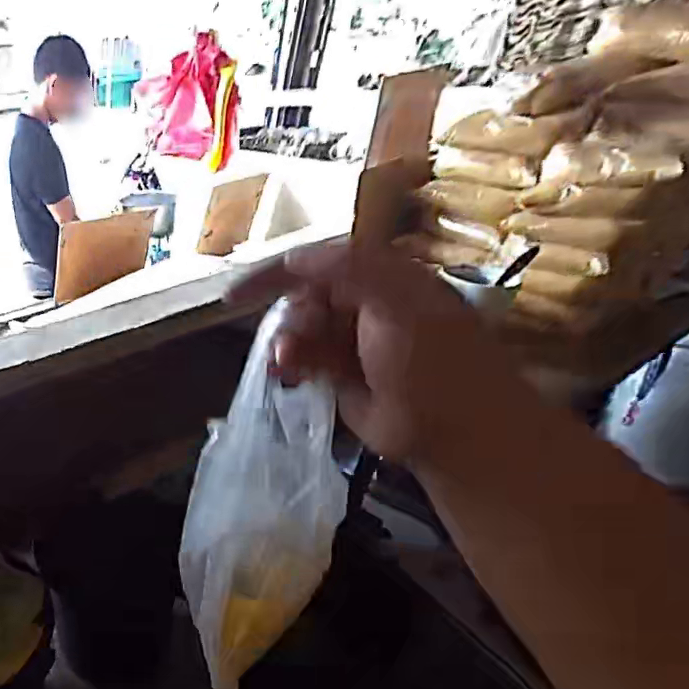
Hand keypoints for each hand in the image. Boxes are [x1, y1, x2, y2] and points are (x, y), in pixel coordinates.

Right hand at [228, 240, 529, 466]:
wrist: (454, 430)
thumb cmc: (431, 360)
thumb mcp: (395, 300)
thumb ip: (348, 269)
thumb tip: (296, 258)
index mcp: (382, 278)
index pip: (320, 262)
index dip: (277, 274)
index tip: (234, 296)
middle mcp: (364, 305)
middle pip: (304, 299)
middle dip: (290, 317)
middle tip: (292, 342)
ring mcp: (351, 342)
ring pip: (300, 332)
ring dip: (287, 344)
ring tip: (287, 365)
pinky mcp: (341, 377)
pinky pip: (304, 362)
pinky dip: (290, 365)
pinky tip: (286, 375)